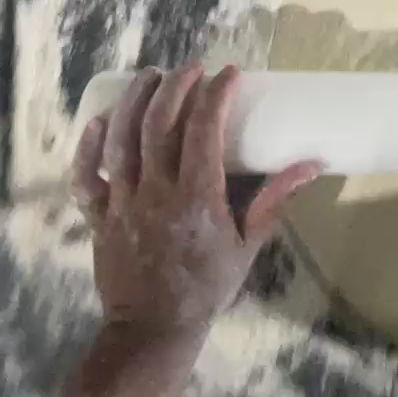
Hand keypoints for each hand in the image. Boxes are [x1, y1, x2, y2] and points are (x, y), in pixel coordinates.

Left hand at [73, 65, 322, 336]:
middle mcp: (155, 192)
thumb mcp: (249, 243)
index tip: (229, 73)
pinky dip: (86, 148)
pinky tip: (97, 120)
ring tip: (151, 75)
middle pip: (159, 124)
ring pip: (121, 139)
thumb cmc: (208, 282)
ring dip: (135, 101)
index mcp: (196, 196)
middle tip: (192, 68)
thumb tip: (313, 163)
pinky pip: (84, 178)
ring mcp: (121, 202)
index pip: (202, 130)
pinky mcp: (98, 216)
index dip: (215, 94)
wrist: (154, 328)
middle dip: (175, 87)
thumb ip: (276, 200)